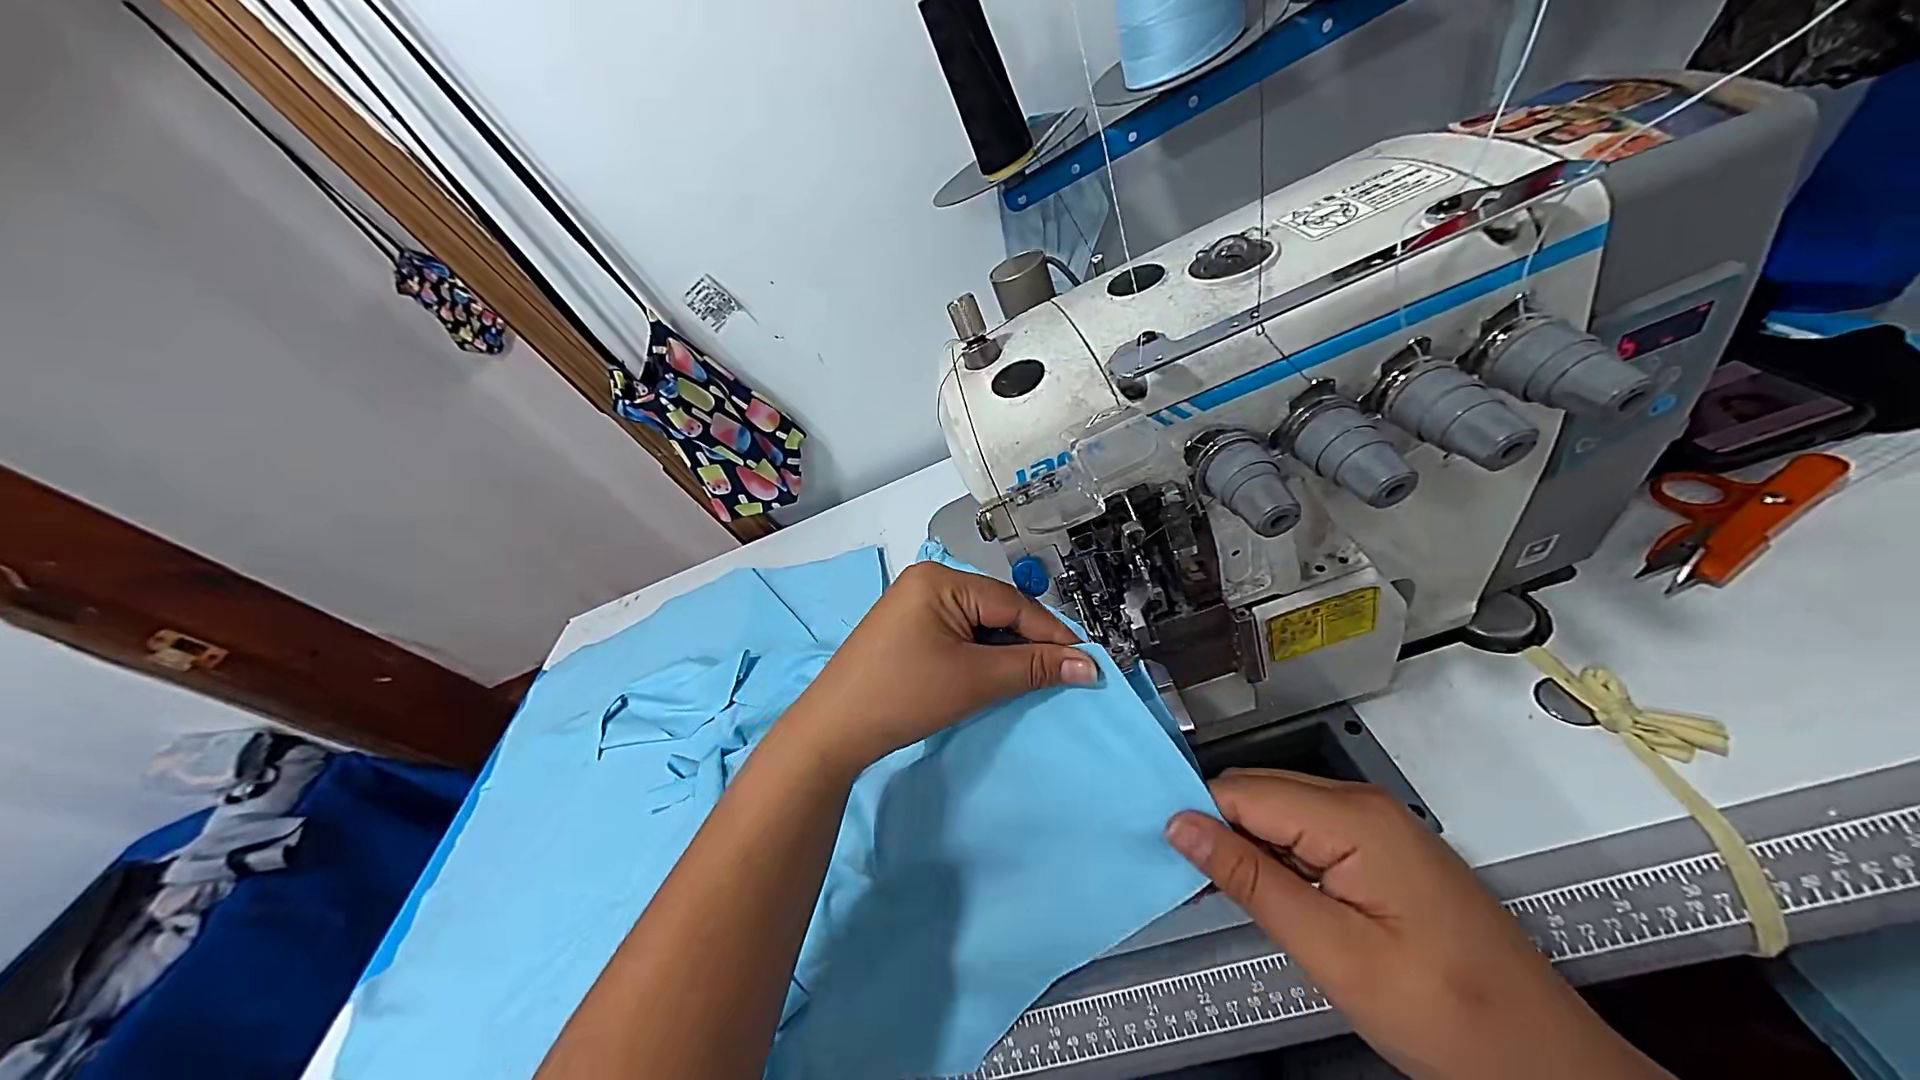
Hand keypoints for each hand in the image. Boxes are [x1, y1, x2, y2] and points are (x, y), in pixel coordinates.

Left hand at [778, 561, 1097, 775]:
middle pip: (996, 610)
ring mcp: (913, 605)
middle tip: (1060, 674)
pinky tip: (993, 675)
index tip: (1085, 662)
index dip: (1051, 633)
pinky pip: (957, 634)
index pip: (1012, 602)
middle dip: (1027, 643)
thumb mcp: (976, 679)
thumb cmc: (903, 696)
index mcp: (940, 579)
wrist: (833, 731)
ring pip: (978, 624)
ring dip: (1004, 651)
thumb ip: (1034, 667)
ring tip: (1029, 679)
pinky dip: (979, 655)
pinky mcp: (906, 629)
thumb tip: (1087, 665)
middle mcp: (926, 582)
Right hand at [1164, 770, 1669, 1079]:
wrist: (1545, 1063)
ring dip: (1241, 842)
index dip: (1197, 816)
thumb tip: (1182, 826)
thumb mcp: (1333, 951)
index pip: (1242, 791)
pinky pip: (1302, 830)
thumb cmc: (1451, 1015)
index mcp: (1354, 818)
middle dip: (1216, 827)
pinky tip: (1260, 887)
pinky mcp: (1376, 847)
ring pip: (1276, 809)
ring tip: (1216, 887)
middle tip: (1185, 876)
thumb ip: (1250, 879)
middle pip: (1258, 792)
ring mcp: (1373, 823)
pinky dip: (1271, 854)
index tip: (1163, 850)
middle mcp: (1362, 804)